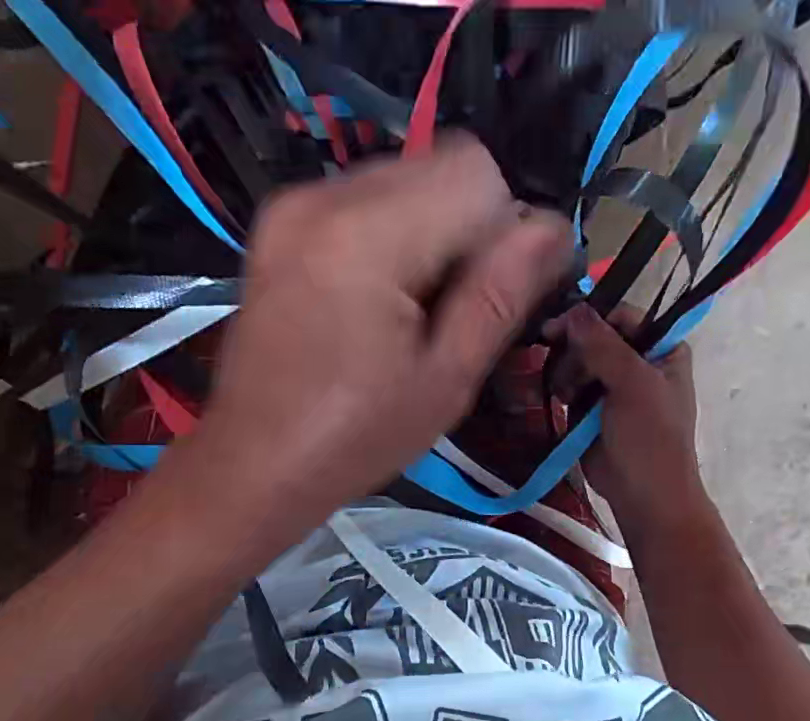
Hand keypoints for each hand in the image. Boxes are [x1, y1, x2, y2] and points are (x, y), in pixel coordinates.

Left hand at [186, 136, 569, 526]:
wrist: (253, 464)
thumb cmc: (352, 440)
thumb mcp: (444, 380)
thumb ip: (502, 294)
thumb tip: (556, 228)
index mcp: (366, 235)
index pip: (477, 171)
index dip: (502, 231)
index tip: (486, 299)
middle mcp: (321, 198)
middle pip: (438, 166)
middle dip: (462, 230)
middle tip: (442, 316)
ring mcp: (290, 208)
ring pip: (400, 180)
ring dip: (424, 233)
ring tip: (401, 315)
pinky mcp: (275, 228)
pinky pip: (358, 202)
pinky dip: (383, 237)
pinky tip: (369, 303)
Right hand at [545, 304, 701, 523]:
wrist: (642, 494)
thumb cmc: (649, 437)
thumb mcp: (632, 384)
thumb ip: (603, 345)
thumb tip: (572, 310)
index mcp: (662, 348)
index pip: (621, 317)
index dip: (590, 319)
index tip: (556, 328)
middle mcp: (638, 362)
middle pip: (594, 338)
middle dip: (576, 353)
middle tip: (564, 372)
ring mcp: (614, 386)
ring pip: (578, 361)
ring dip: (566, 374)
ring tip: (566, 394)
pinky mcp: (592, 409)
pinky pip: (571, 386)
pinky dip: (563, 390)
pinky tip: (561, 400)